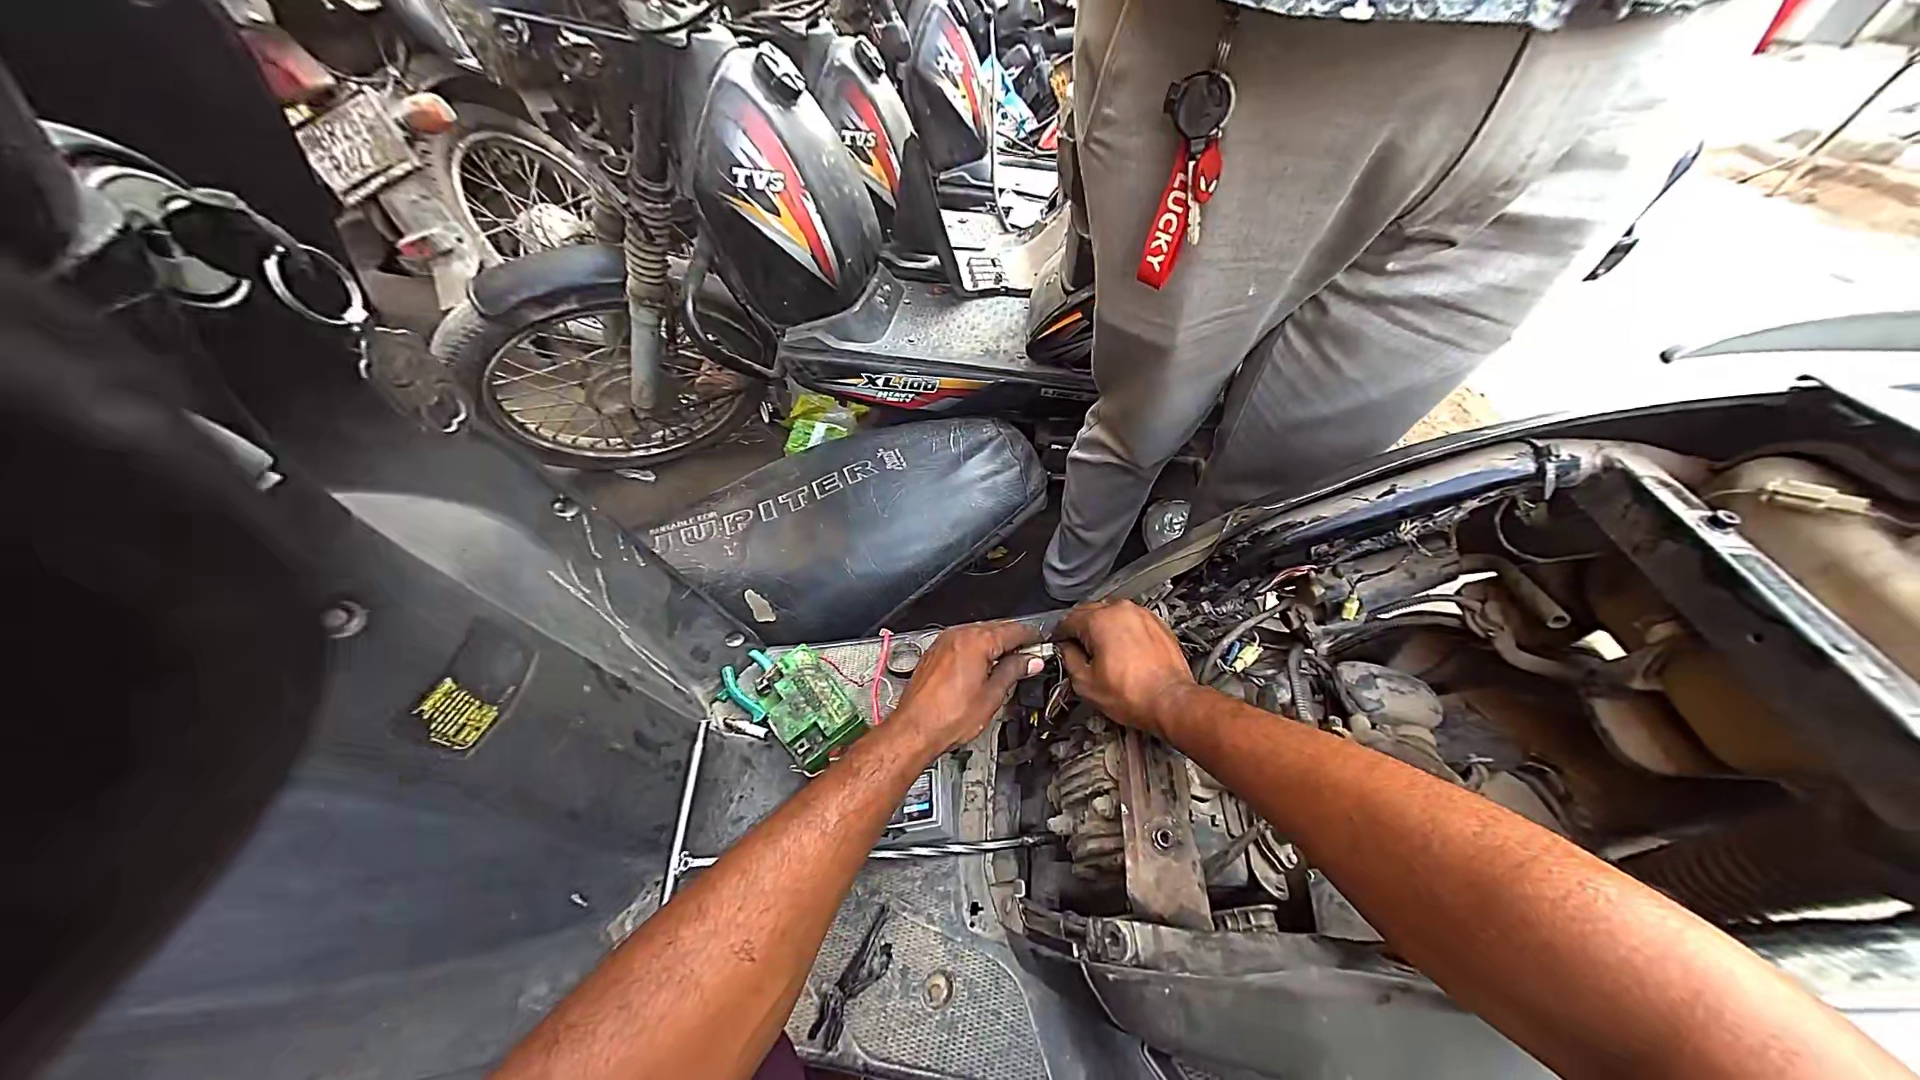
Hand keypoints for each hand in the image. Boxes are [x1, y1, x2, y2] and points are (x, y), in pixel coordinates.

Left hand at [890, 621, 1043, 752]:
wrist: (914, 729)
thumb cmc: (947, 717)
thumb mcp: (992, 695)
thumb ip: (1013, 671)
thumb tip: (1029, 661)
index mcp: (976, 642)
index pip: (1013, 630)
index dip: (1032, 637)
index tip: (1040, 644)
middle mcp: (957, 636)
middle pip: (995, 628)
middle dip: (1014, 640)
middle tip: (1029, 656)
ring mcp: (943, 643)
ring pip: (977, 634)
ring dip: (994, 644)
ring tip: (1008, 663)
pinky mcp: (934, 653)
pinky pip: (962, 642)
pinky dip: (975, 649)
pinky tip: (982, 666)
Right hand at [1057, 600, 1196, 738]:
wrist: (1171, 702)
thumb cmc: (1135, 694)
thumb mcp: (1085, 683)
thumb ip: (1069, 658)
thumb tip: (1067, 649)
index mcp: (1099, 621)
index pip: (1068, 620)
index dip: (1060, 633)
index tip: (1059, 642)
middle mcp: (1120, 611)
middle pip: (1089, 611)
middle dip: (1080, 627)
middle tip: (1077, 646)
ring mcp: (1141, 615)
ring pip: (1111, 613)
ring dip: (1101, 627)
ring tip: (1101, 649)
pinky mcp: (1156, 623)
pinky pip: (1130, 620)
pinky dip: (1122, 630)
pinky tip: (1122, 650)